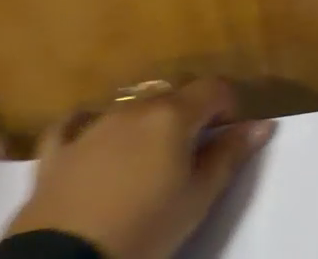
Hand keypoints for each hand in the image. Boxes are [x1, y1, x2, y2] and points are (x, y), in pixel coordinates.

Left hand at [5, 78, 276, 258]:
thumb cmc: (143, 229)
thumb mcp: (197, 199)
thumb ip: (230, 156)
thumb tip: (262, 124)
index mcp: (174, 115)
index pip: (215, 88)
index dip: (229, 106)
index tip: (228, 136)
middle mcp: (134, 109)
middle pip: (174, 94)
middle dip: (189, 114)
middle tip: (192, 152)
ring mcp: (91, 128)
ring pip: (130, 107)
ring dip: (146, 121)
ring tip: (148, 157)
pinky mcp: (55, 153)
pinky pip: (73, 124)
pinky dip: (86, 125)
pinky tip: (91, 136)